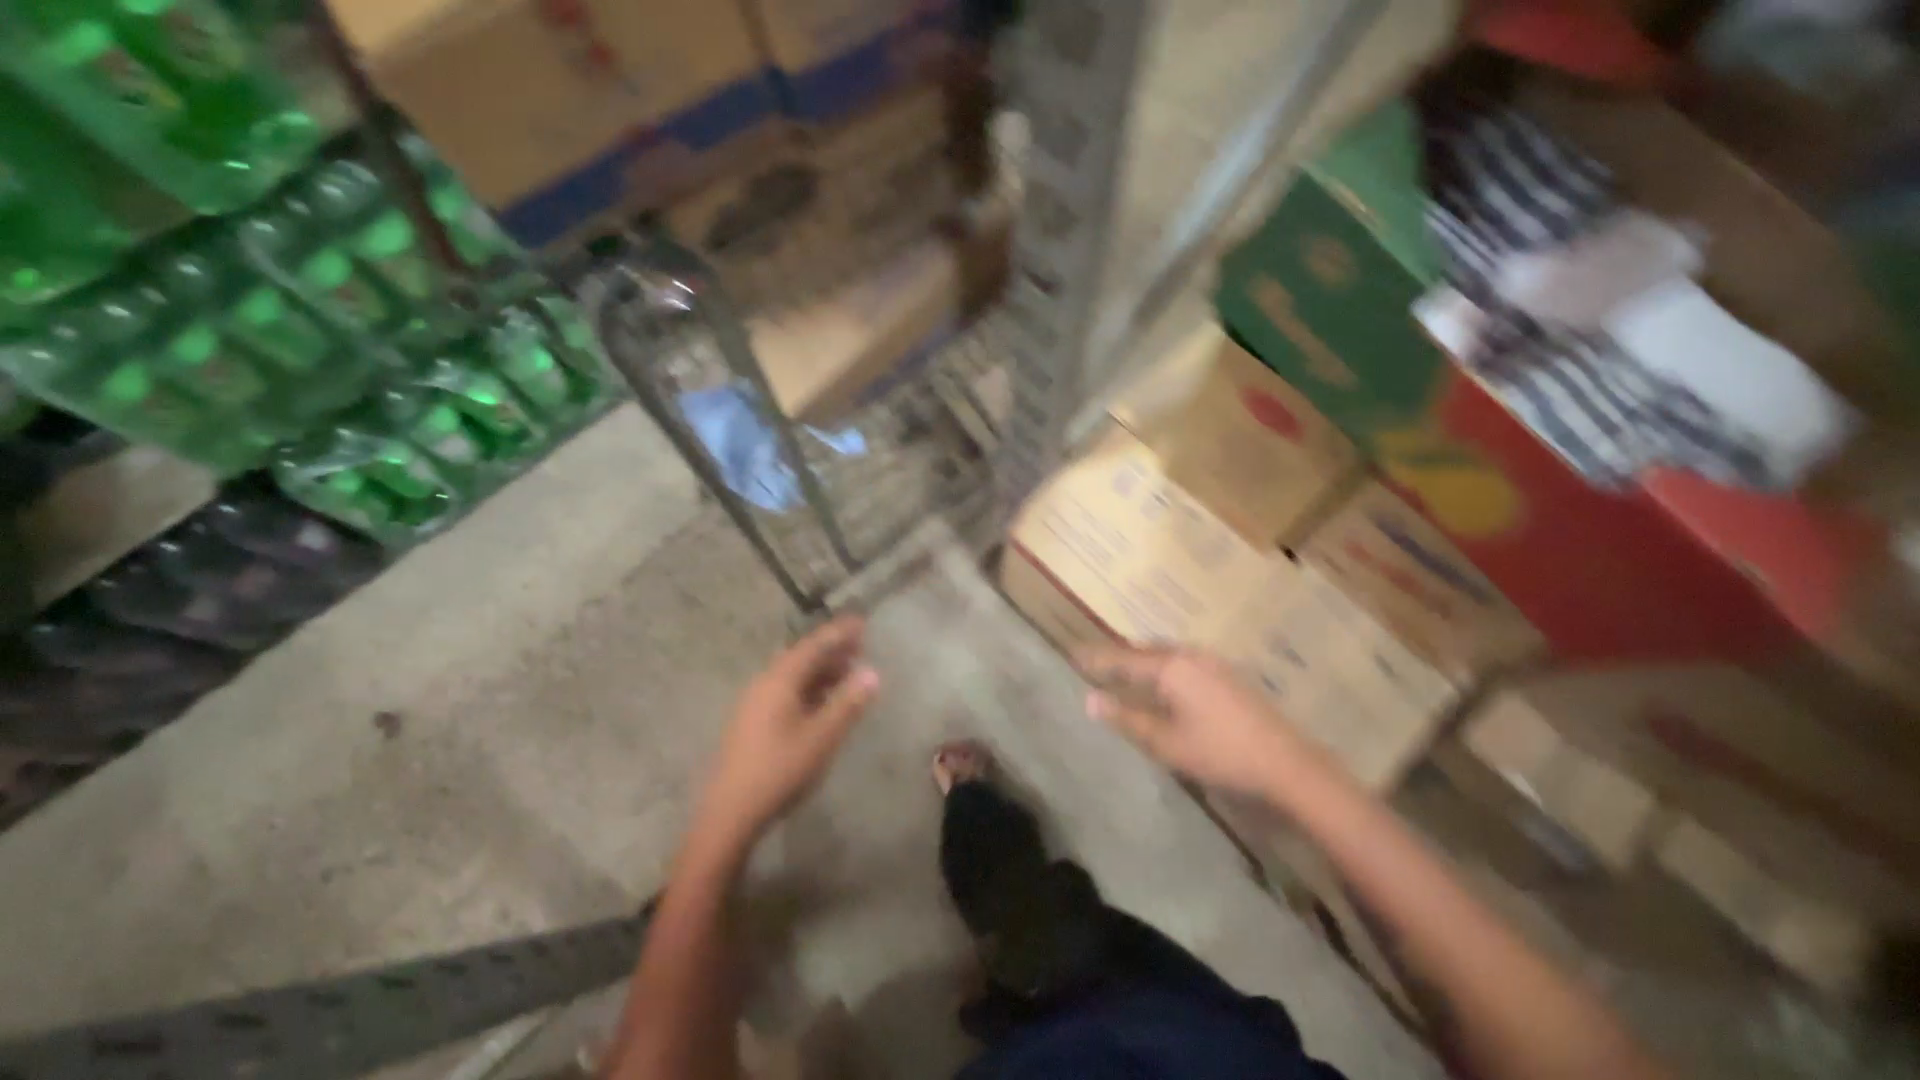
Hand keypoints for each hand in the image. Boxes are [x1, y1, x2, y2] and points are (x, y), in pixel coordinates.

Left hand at [694, 616, 880, 845]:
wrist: (730, 812)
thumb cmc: (779, 770)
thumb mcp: (821, 738)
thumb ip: (848, 704)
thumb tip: (872, 673)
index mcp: (778, 681)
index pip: (813, 646)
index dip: (839, 633)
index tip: (862, 622)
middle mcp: (763, 685)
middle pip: (801, 658)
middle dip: (831, 650)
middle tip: (861, 646)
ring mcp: (754, 705)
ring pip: (792, 677)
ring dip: (820, 671)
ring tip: (848, 673)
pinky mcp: (752, 724)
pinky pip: (785, 692)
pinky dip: (809, 689)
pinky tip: (823, 703)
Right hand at [1076, 645, 1319, 797]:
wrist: (1286, 763)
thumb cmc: (1220, 753)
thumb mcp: (1166, 742)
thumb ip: (1127, 718)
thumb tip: (1089, 699)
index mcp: (1171, 667)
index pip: (1122, 658)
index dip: (1096, 659)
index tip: (1071, 654)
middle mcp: (1190, 655)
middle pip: (1145, 651)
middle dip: (1119, 656)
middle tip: (1094, 663)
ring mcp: (1213, 663)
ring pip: (1167, 655)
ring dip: (1143, 662)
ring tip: (1123, 673)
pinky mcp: (1228, 677)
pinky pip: (1183, 663)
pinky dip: (1163, 669)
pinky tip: (1162, 686)